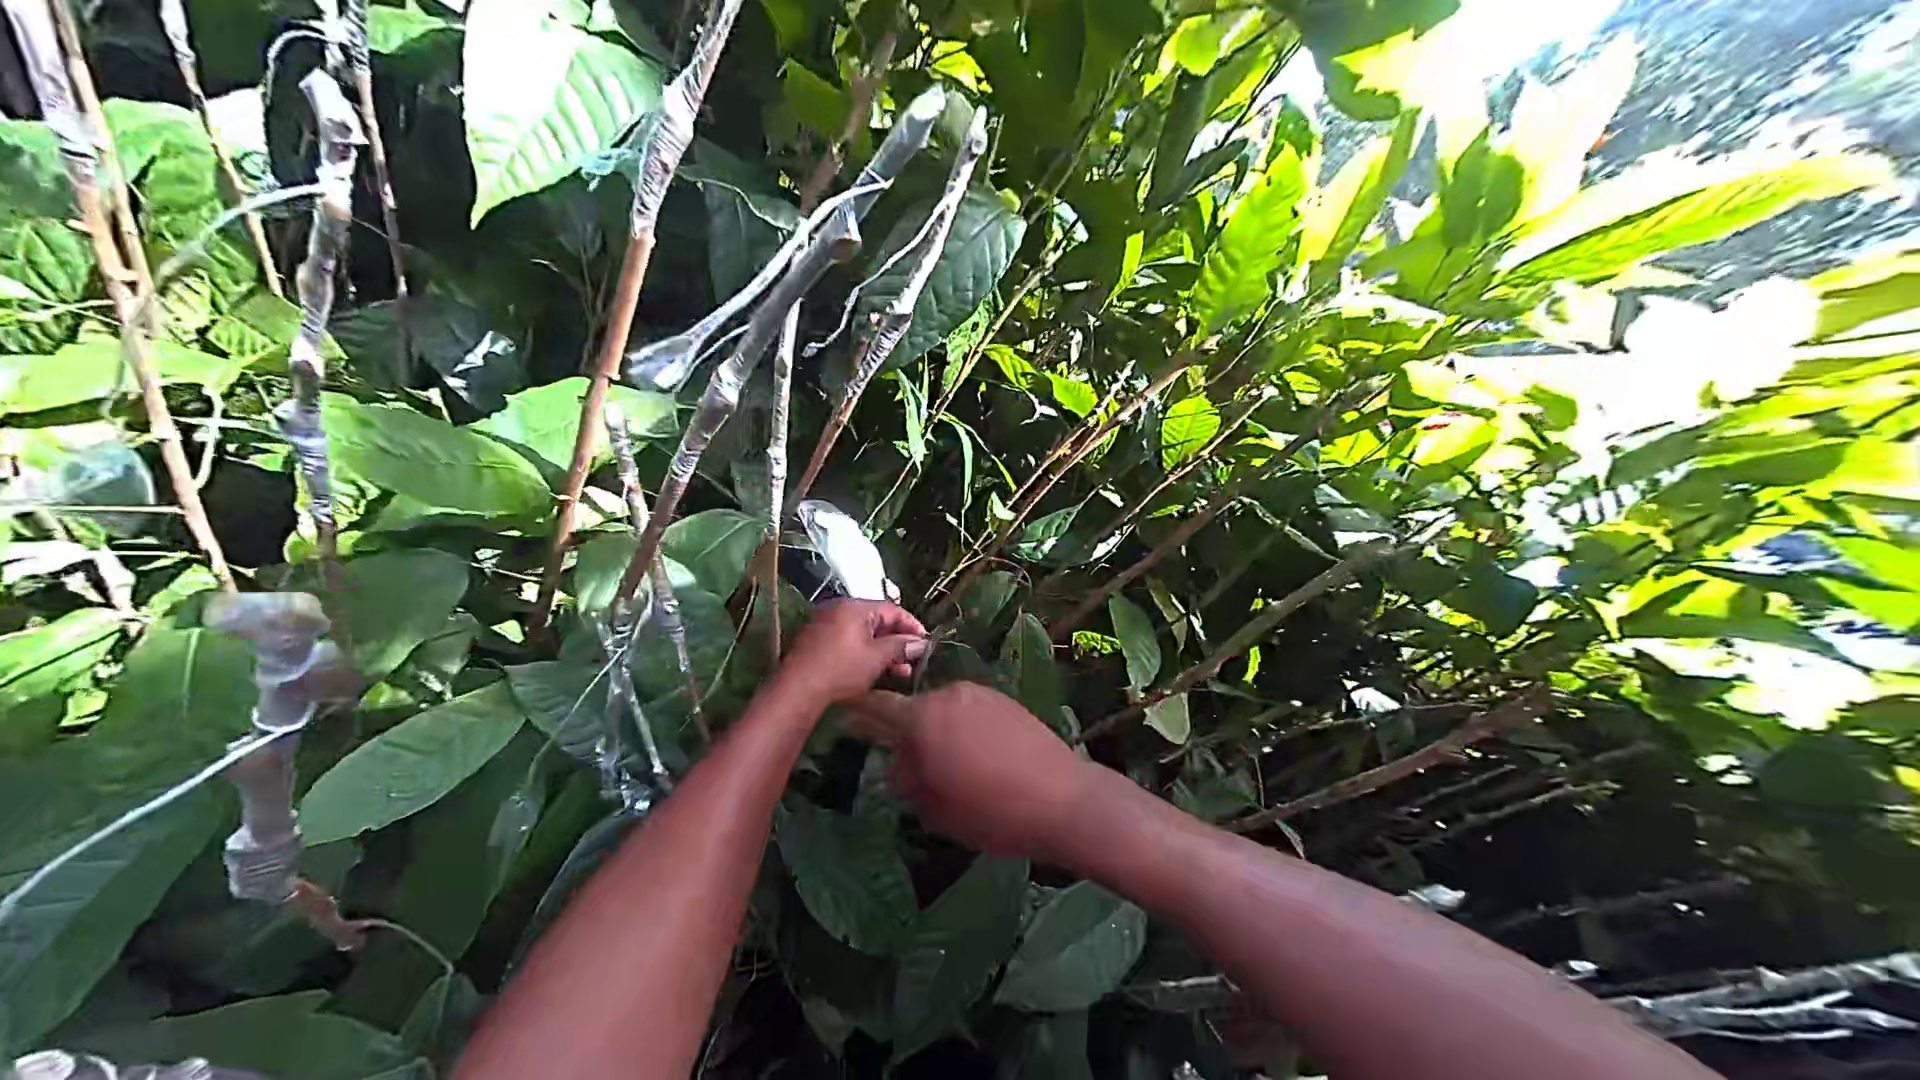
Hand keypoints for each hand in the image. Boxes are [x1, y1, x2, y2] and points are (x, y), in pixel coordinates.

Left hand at [778, 599, 927, 706]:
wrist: (797, 689)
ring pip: (864, 634)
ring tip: (900, 672)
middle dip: (898, 641)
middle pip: (878, 621)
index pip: (892, 609)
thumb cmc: (841, 669)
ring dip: (884, 651)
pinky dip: (865, 653)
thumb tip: (921, 643)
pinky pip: (849, 641)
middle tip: (913, 660)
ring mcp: (826, 624)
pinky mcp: (818, 641)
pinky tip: (876, 671)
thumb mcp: (877, 657)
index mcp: (855, 607)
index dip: (912, 626)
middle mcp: (839, 609)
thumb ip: (901, 646)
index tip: (925, 642)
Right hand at [846, 682, 1093, 862]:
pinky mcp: (1005, 700)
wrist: (1065, 800)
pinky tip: (981, 760)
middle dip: (907, 736)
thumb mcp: (936, 810)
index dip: (858, 714)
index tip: (848, 723)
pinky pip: (969, 711)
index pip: (876, 705)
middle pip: (913, 710)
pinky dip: (964, 729)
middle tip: (915, 771)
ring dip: (938, 732)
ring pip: (943, 711)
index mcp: (922, 719)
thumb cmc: (993, 812)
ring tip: (954, 770)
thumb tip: (899, 765)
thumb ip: (908, 781)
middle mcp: (948, 695)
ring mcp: (979, 695)